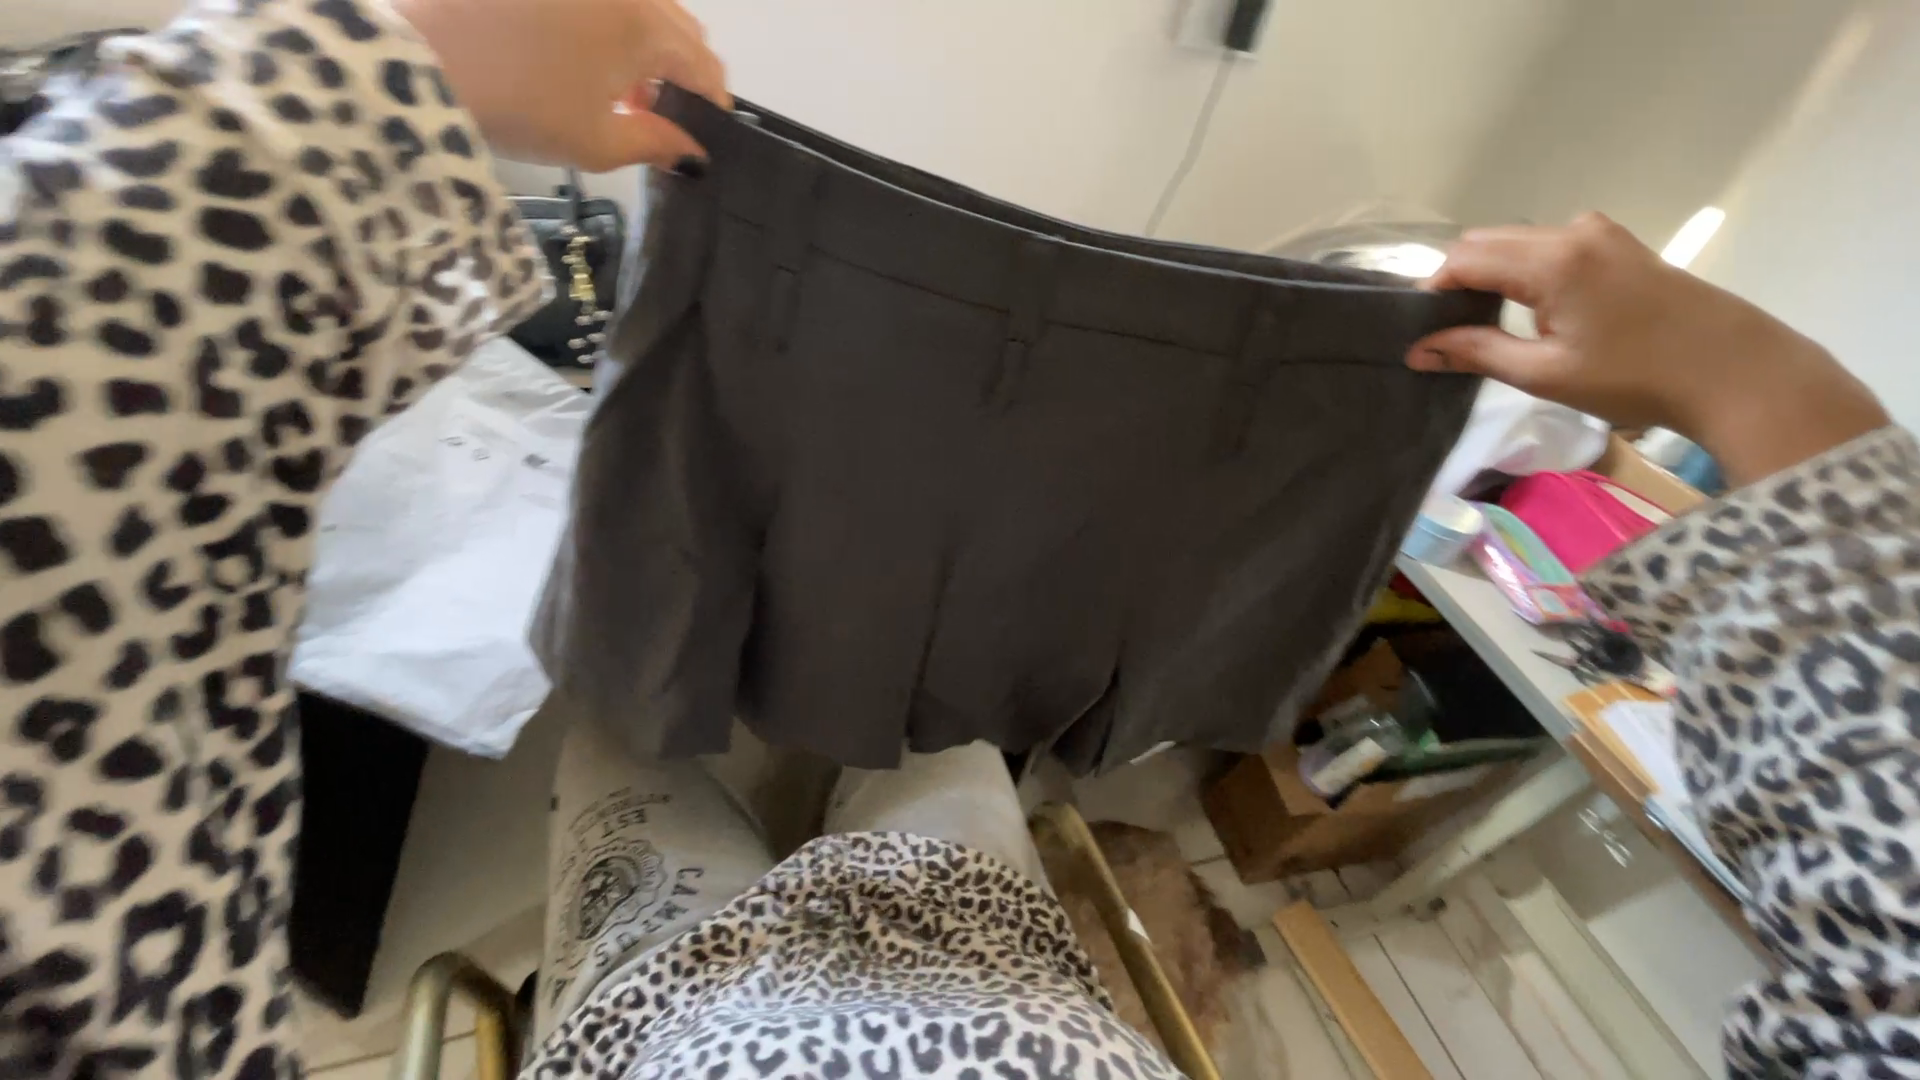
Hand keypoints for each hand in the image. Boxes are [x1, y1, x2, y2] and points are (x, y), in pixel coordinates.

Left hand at [394, 0, 728, 171]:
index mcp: (645, 29)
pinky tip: (592, 55)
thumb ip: (657, 145)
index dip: (712, 107)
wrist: (415, 54)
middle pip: (682, 29)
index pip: (704, 68)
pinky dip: (616, 24)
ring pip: (647, 7)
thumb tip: (694, 155)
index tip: (706, 137)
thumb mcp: (596, 143)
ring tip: (622, 87)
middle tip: (661, 116)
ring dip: (650, 47)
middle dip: (682, 73)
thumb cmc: (519, 107)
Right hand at [1408, 212, 1888, 485]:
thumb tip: (1416, 350)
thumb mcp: (1542, 373)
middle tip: (1447, 329)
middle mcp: (1574, 233)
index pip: (1465, 258)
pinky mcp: (1618, 246)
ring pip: (1515, 242)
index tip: (1423, 329)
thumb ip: (1474, 352)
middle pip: (1487, 241)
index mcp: (1553, 260)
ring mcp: (1601, 234)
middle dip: (1456, 279)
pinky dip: (1521, 270)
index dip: (1433, 290)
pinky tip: (1526, 309)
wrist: (1734, 372)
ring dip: (1488, 273)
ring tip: (1483, 322)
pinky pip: (1548, 246)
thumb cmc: (1632, 377)